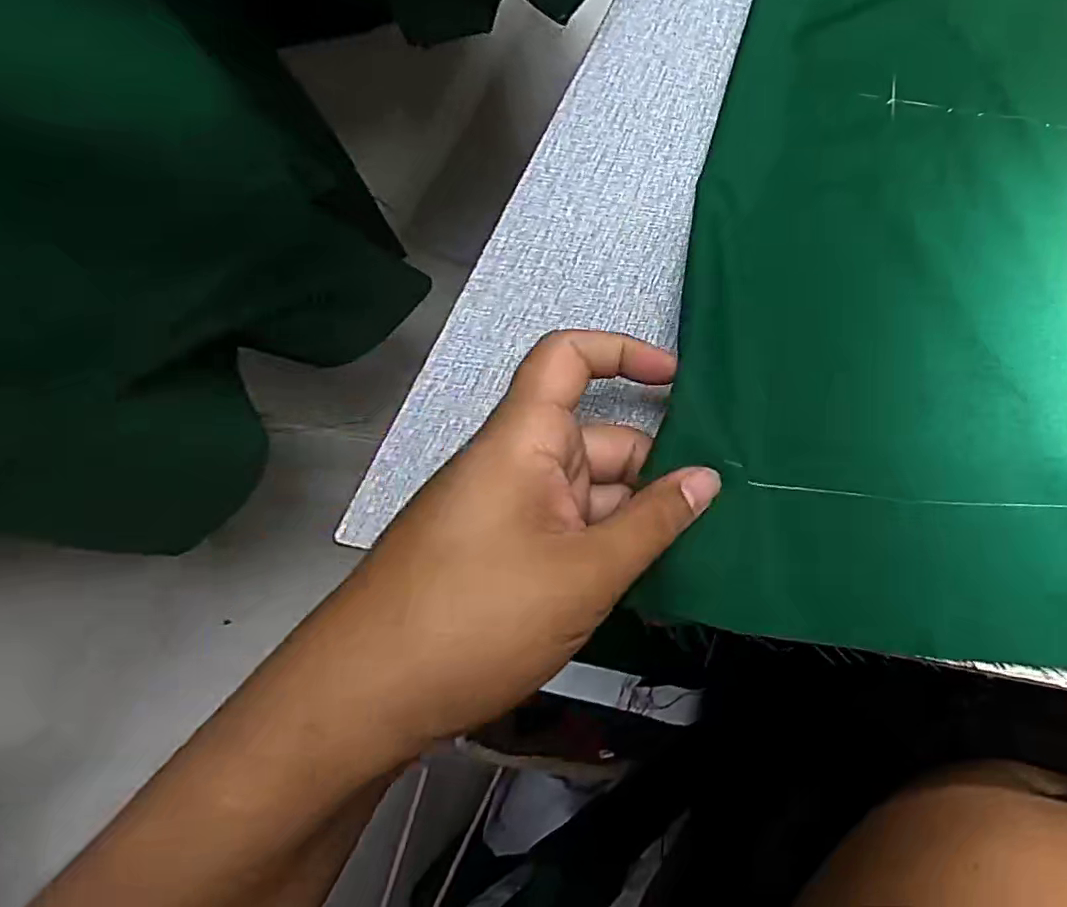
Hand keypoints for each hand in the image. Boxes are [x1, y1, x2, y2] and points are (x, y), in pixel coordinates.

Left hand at [285, 330, 718, 756]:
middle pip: (604, 442)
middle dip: (658, 471)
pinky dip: (614, 547)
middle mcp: (519, 467)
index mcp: (524, 444)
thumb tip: (708, 479)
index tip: (677, 379)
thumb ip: (656, 521)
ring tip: (694, 552)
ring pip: (597, 493)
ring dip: (641, 519)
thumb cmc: (473, 622)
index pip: (567, 360)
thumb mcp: (586, 572)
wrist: (351, 714)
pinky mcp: (508, 554)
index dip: (624, 353)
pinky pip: (577, 530)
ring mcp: (513, 513)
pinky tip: (651, 580)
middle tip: (715, 510)